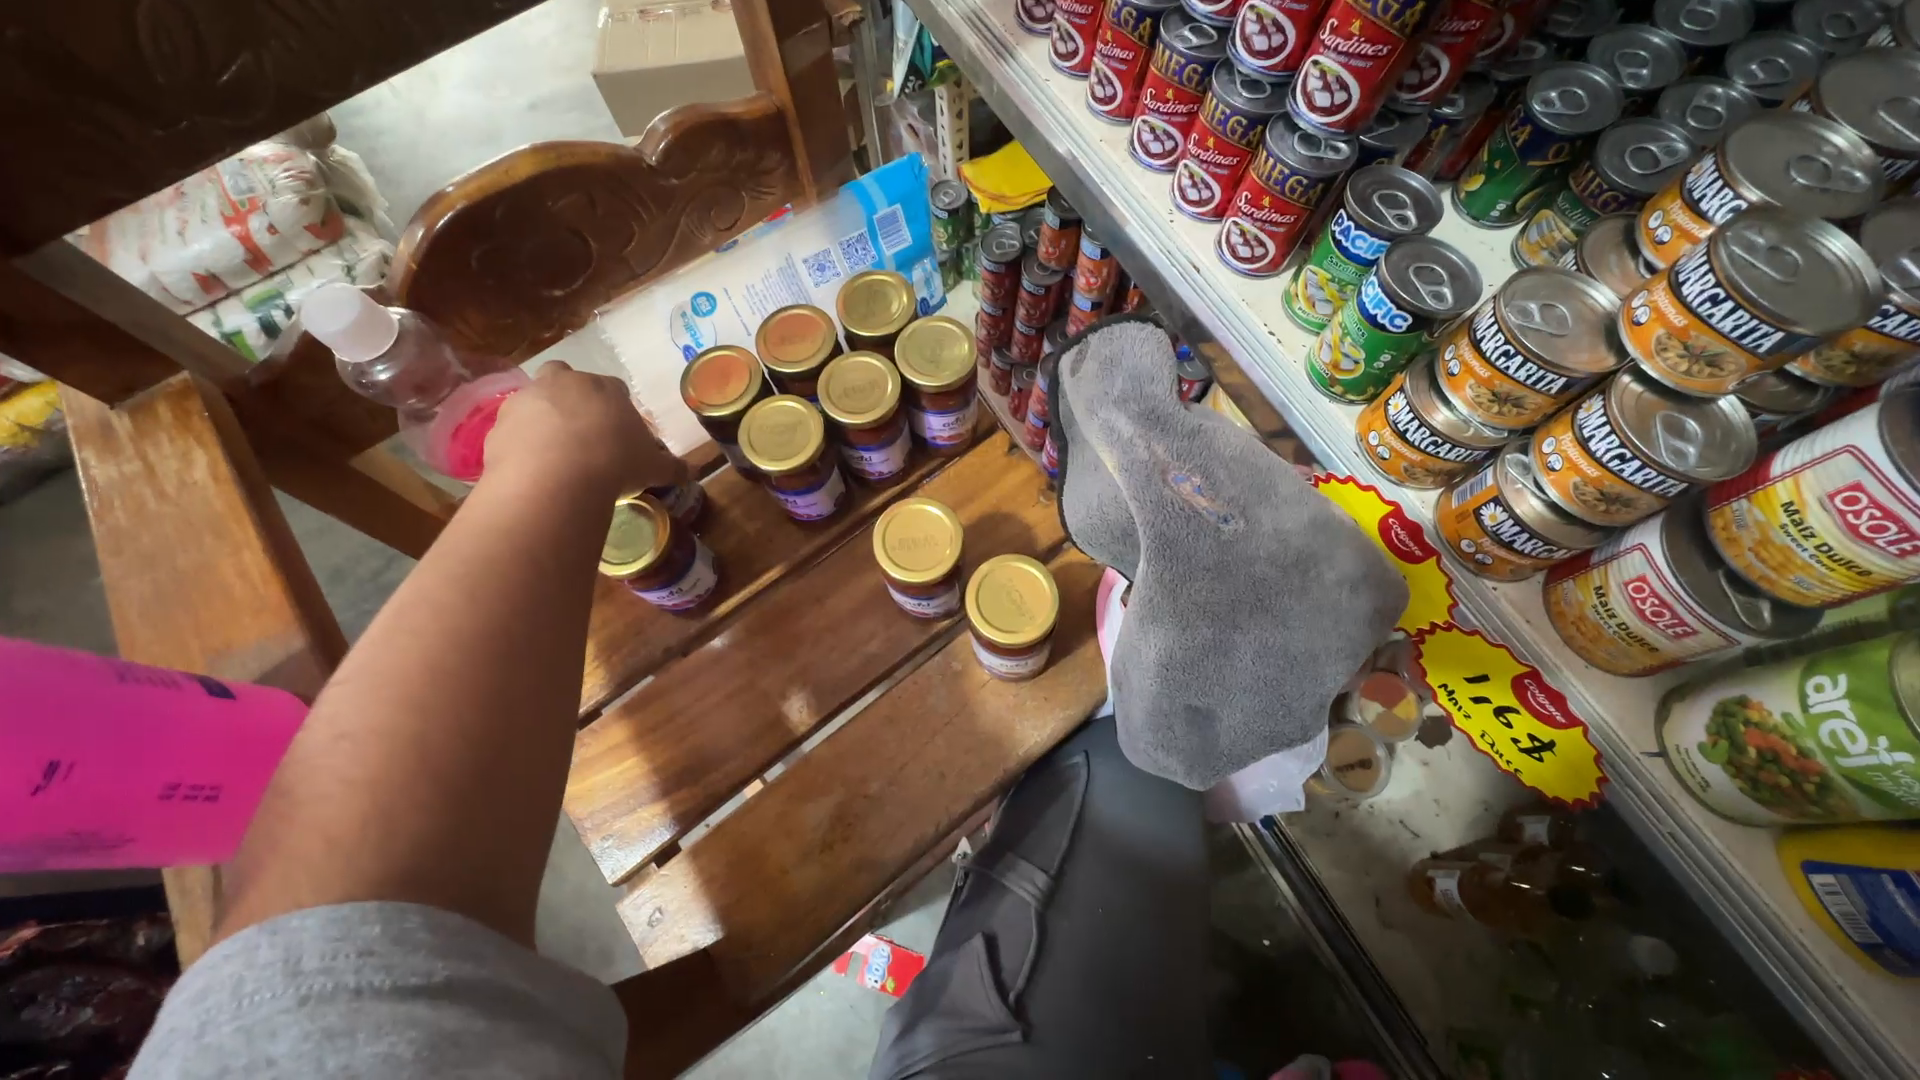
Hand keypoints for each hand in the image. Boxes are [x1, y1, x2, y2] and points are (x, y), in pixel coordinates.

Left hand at [486, 361, 685, 497]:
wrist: (556, 477)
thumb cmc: (615, 462)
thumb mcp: (653, 468)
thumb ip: (672, 467)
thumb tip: (693, 472)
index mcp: (606, 388)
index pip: (614, 389)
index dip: (617, 410)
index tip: (620, 434)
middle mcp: (565, 383)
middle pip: (567, 379)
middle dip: (573, 398)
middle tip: (583, 433)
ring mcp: (527, 400)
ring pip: (535, 401)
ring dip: (544, 419)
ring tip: (556, 455)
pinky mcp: (499, 424)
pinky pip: (514, 430)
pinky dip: (522, 444)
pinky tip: (534, 469)